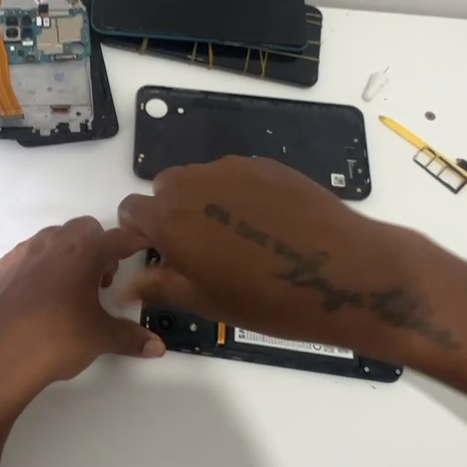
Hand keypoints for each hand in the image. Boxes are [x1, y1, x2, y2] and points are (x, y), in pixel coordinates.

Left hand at [0, 217, 163, 422]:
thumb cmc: (58, 341)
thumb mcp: (101, 338)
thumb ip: (131, 337)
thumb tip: (157, 347)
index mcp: (83, 253)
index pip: (118, 238)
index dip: (134, 242)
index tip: (143, 246)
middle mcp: (52, 244)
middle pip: (84, 229)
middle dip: (98, 247)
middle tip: (100, 282)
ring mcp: (21, 254)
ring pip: (52, 239)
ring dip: (67, 254)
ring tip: (69, 290)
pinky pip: (25, 258)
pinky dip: (38, 268)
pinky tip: (37, 298)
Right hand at [117, 156, 450, 356]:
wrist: (343, 272)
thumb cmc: (267, 298)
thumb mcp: (205, 301)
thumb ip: (157, 285)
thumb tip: (123, 287)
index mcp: (169, 218)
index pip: (131, 211)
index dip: (139, 233)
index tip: (160, 255)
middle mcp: (194, 184)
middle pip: (165, 189)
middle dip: (171, 214)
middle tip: (199, 250)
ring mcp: (233, 170)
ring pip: (201, 180)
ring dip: (204, 202)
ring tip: (237, 239)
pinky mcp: (267, 166)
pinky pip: (235, 176)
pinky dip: (237, 195)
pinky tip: (265, 225)